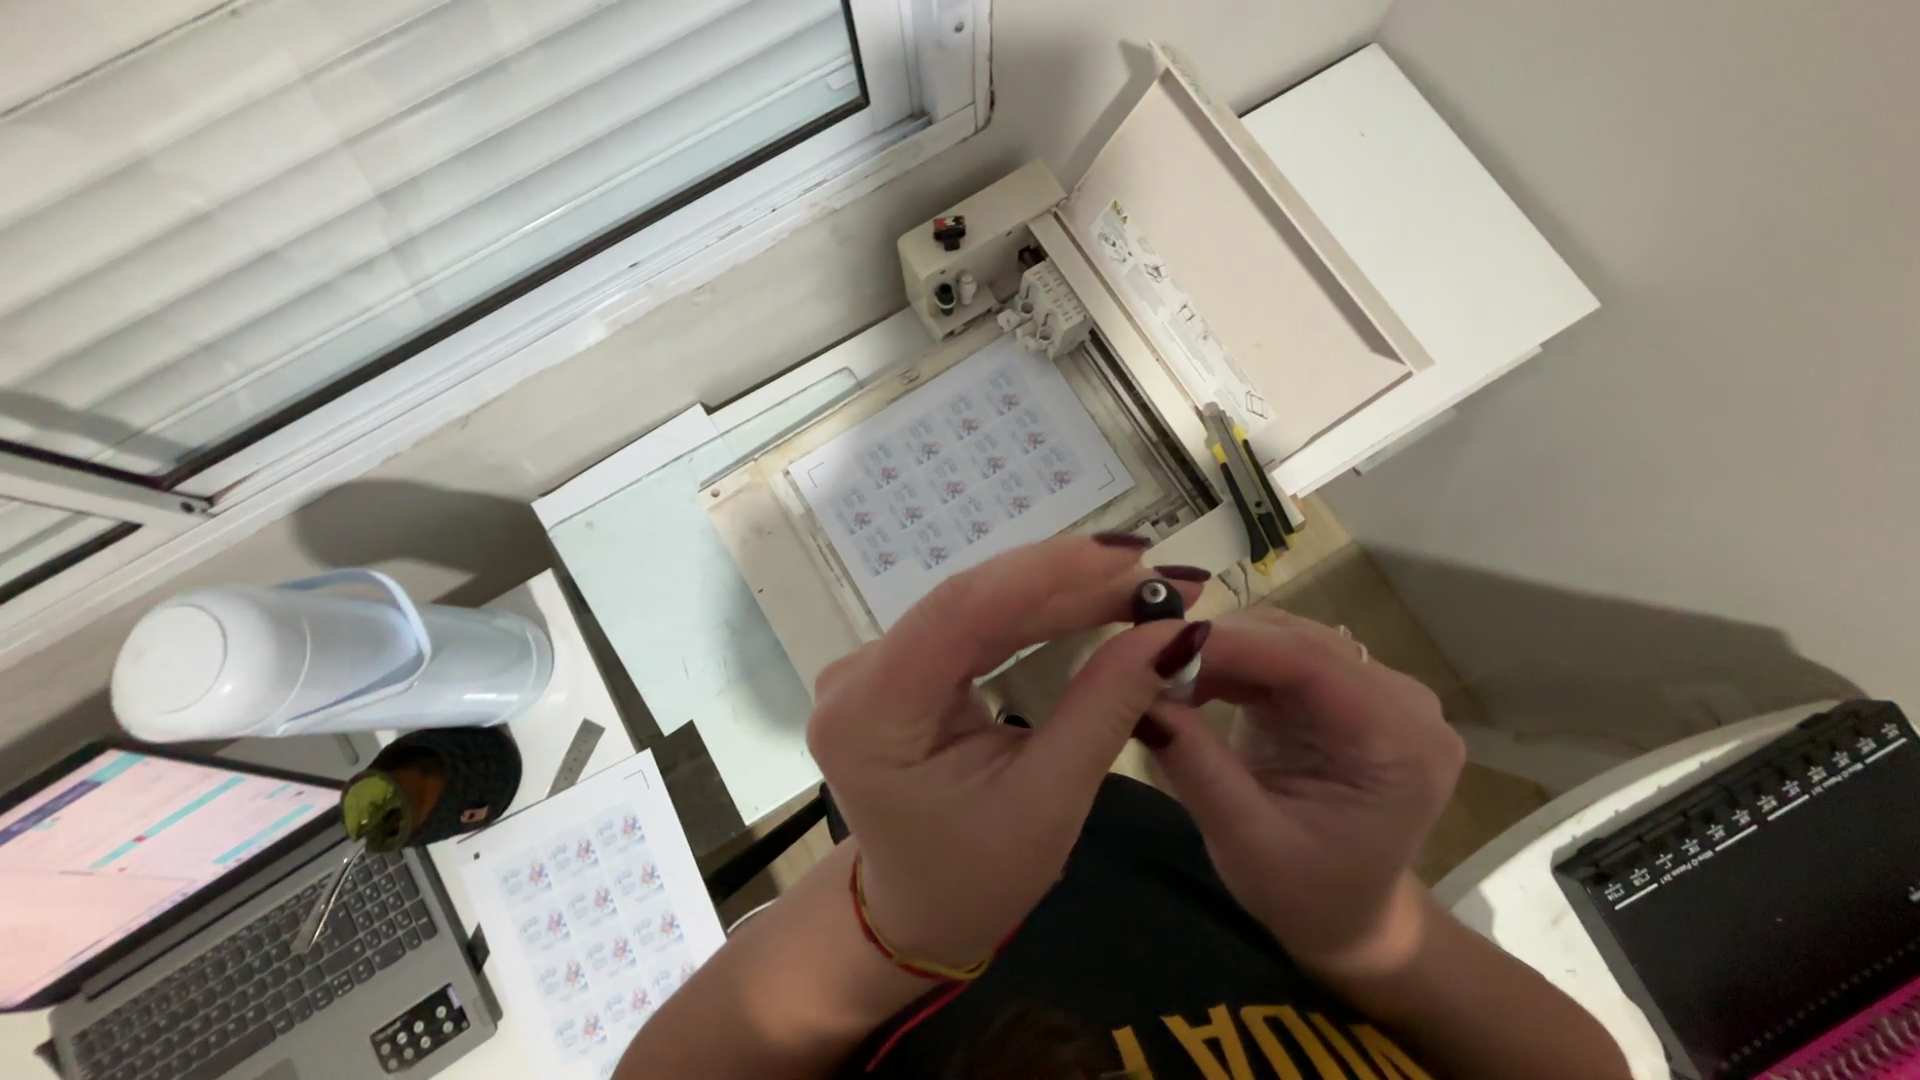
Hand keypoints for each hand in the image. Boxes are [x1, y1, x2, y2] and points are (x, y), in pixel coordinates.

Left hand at [806, 534, 1208, 968]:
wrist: (917, 909)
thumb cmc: (977, 877)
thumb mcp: (1051, 798)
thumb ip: (1107, 704)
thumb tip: (1179, 632)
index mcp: (871, 715)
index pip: (959, 612)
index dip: (1047, 571)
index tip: (1131, 554)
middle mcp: (859, 675)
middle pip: (975, 604)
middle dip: (1073, 584)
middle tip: (1162, 577)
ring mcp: (876, 666)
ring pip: (981, 608)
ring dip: (1065, 593)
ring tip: (1144, 584)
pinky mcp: (902, 666)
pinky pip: (977, 625)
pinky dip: (1040, 614)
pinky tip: (1095, 598)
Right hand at [1140, 608, 1465, 975]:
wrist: (1349, 919)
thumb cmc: (1306, 895)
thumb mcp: (1244, 840)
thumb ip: (1195, 763)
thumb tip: (1138, 694)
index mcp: (1403, 744)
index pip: (1311, 662)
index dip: (1230, 643)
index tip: (1155, 643)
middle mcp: (1402, 702)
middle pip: (1298, 641)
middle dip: (1218, 645)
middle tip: (1145, 663)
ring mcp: (1375, 691)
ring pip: (1283, 638)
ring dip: (1219, 650)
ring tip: (1161, 677)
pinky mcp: (1341, 691)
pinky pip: (1277, 655)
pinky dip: (1228, 663)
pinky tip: (1189, 683)